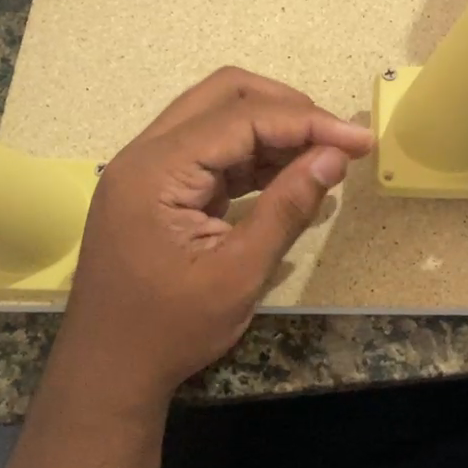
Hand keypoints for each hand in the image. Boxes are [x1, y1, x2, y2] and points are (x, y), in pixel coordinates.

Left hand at [45, 68, 374, 419]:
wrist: (107, 372)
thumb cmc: (169, 330)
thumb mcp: (238, 274)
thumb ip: (287, 208)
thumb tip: (335, 156)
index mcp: (157, 170)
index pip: (242, 118)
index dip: (307, 122)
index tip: (360, 141)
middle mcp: (146, 154)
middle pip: (224, 95)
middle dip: (287, 109)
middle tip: (336, 140)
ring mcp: (149, 169)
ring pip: (218, 118)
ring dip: (273, 130)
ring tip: (323, 156)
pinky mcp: (159, 188)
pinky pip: (212, 151)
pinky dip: (254, 155)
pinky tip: (291, 174)